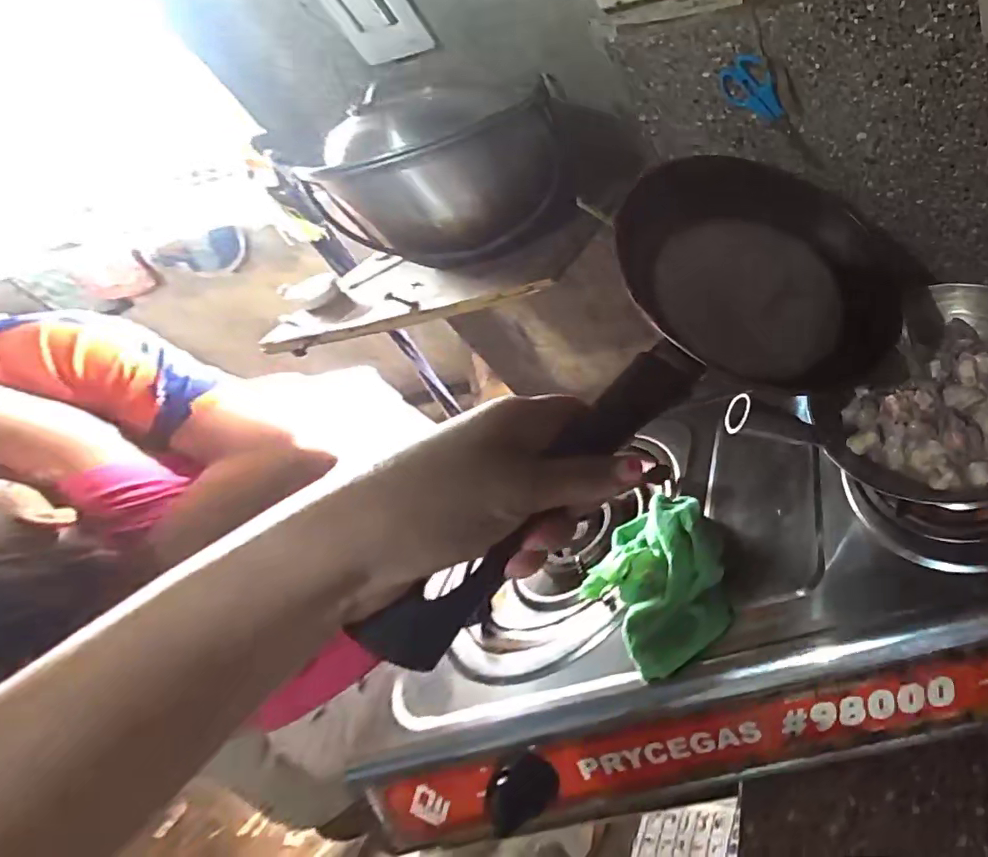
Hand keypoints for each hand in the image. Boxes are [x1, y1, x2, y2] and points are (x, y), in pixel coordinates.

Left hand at [280, 395, 645, 619]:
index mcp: (520, 419)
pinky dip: (517, 548)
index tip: (613, 482)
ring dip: (545, 534)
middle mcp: (505, 444)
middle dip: (571, 505)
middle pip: (568, 468)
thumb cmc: (442, 501)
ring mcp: (483, 482)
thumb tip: (647, 463)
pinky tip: (504, 568)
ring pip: (543, 504)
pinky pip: (514, 527)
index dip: (604, 446)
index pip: (582, 419)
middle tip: (556, 528)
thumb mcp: (525, 487)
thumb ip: (588, 477)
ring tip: (522, 557)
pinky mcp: (465, 518)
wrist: (341, 552)